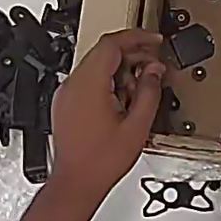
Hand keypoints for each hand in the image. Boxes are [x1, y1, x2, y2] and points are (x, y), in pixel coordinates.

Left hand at [48, 29, 164, 200]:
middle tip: (153, 68)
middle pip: (104, 53)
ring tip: (140, 92)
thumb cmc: (101, 161)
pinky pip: (89, 82)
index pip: (112, 44)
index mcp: (89, 85)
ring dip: (122, 72)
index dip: (137, 38)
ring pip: (97, 67)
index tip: (154, 40)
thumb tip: (154, 72)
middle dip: (132, 56)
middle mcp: (73, 85)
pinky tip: (124, 101)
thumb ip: (149, 92)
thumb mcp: (137, 125)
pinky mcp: (66, 105)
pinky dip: (109, 83)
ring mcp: (67, 94)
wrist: (77, 182)